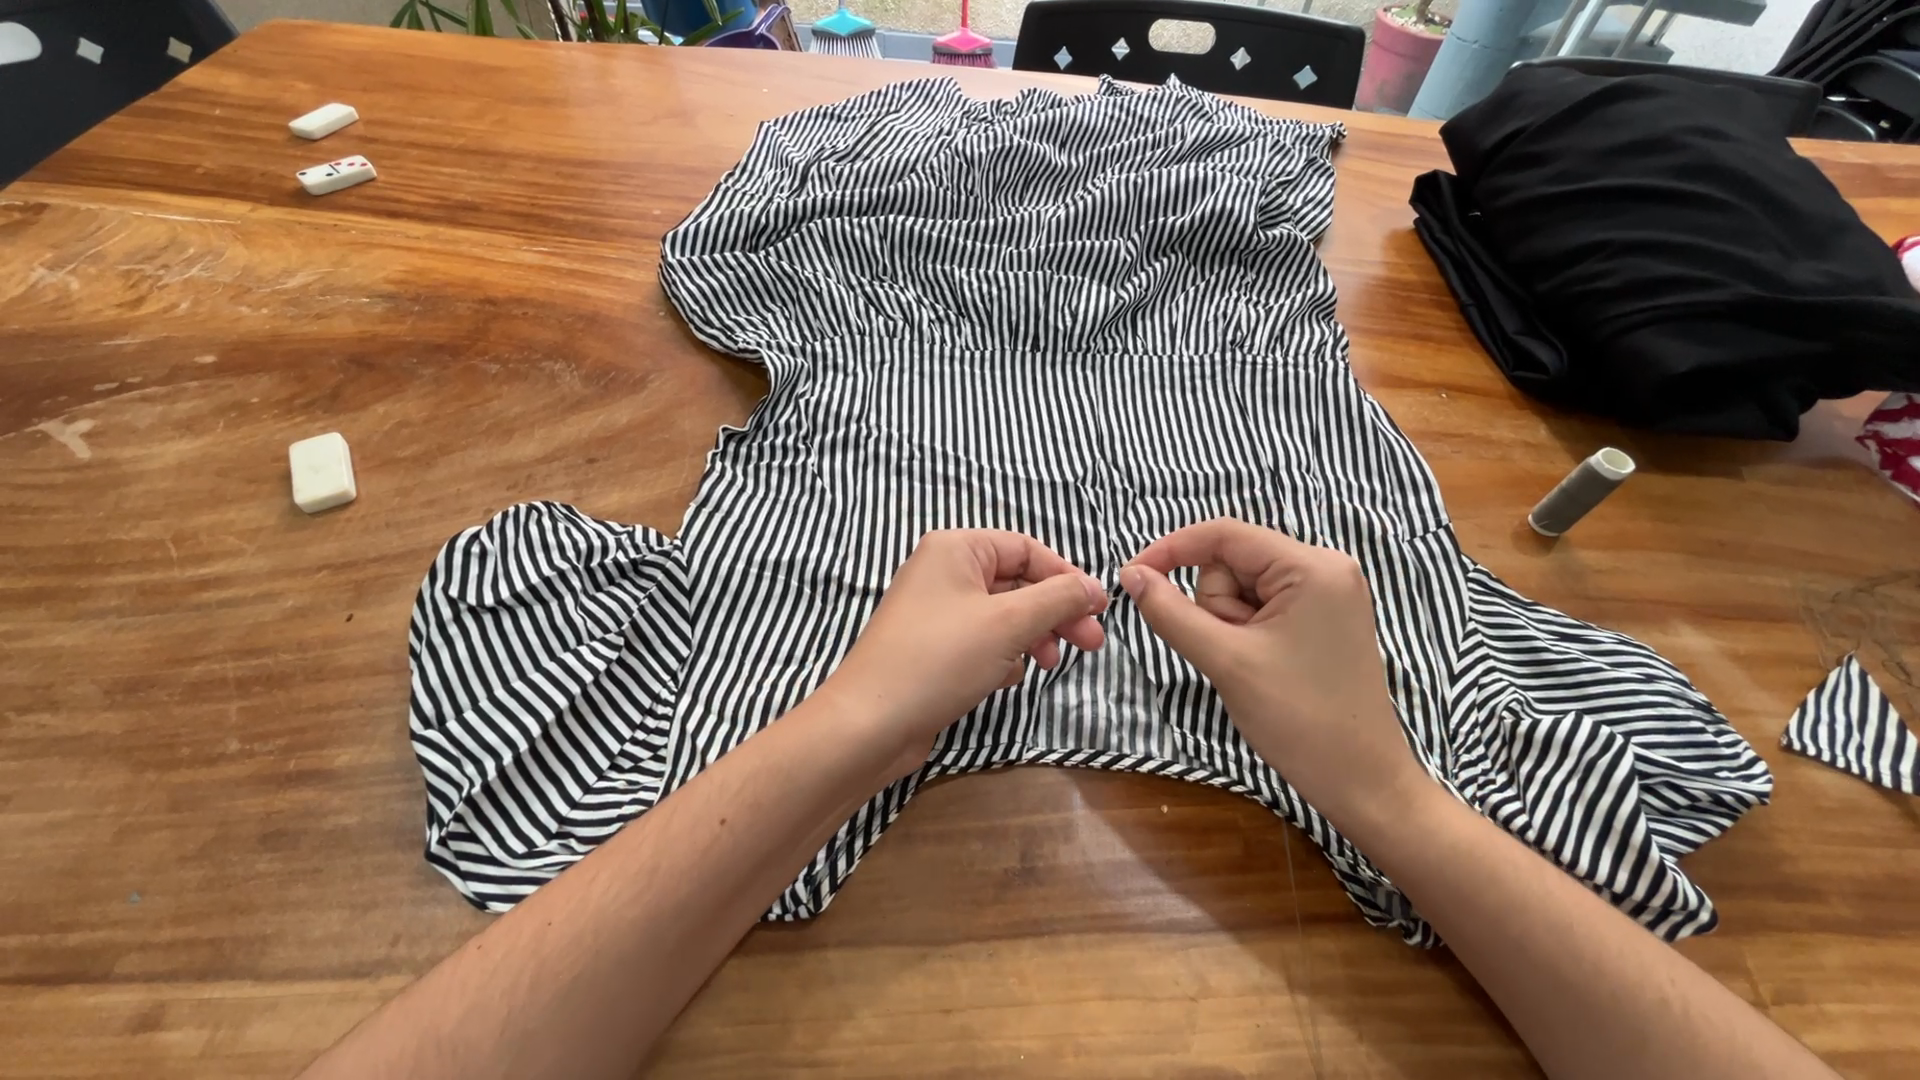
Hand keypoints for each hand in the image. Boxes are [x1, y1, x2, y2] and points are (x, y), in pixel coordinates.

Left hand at [823, 530, 1107, 781]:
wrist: (870, 723)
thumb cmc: (940, 659)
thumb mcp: (1008, 623)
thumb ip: (1057, 599)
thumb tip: (1094, 587)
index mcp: (956, 549)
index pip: (1027, 550)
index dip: (1066, 578)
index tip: (1099, 612)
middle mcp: (944, 572)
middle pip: (1018, 583)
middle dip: (1054, 613)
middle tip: (1090, 645)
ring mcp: (936, 612)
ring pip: (1003, 616)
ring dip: (1031, 637)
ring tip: (1047, 665)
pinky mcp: (934, 649)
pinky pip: (982, 641)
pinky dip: (1001, 657)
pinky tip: (1003, 679)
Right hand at [1119, 519, 1429, 834]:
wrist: (1362, 782)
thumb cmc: (1298, 719)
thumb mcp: (1224, 660)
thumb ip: (1170, 612)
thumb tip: (1130, 575)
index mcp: (1311, 566)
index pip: (1223, 534)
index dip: (1171, 550)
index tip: (1130, 577)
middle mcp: (1324, 567)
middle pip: (1232, 563)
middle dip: (1216, 606)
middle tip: (1232, 653)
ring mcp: (1326, 594)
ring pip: (1241, 588)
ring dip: (1228, 625)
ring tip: (1249, 666)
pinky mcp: (1321, 619)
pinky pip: (1260, 607)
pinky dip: (1244, 633)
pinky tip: (1259, 666)